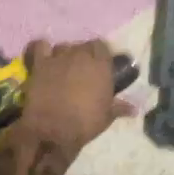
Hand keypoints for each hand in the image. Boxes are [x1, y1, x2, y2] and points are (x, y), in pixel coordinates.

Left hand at [14, 40, 131, 154]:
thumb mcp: (106, 117)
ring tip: (62, 68)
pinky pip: (39, 46)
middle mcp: (80, 55)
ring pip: (63, 47)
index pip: (102, 46)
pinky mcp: (39, 63)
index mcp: (101, 65)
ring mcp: (58, 57)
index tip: (99, 65)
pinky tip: (42, 56)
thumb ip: (119, 107)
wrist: (53, 129)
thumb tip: (134, 109)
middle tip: (81, 70)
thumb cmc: (85, 123)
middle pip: (82, 46)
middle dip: (82, 55)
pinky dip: (41, 48)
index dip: (100, 54)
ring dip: (64, 55)